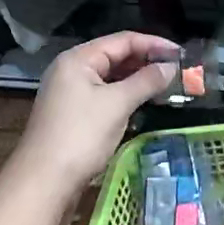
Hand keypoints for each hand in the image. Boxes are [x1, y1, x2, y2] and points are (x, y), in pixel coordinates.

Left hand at [12, 32, 178, 190]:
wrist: (42, 184)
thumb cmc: (80, 136)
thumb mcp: (118, 104)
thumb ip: (147, 80)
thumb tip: (171, 67)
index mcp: (79, 59)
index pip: (124, 40)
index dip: (155, 44)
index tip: (181, 54)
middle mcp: (73, 69)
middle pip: (117, 56)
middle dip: (148, 61)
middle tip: (178, 70)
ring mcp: (71, 92)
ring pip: (113, 76)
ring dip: (140, 78)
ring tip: (167, 84)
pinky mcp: (74, 113)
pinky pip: (107, 93)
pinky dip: (127, 94)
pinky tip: (146, 101)